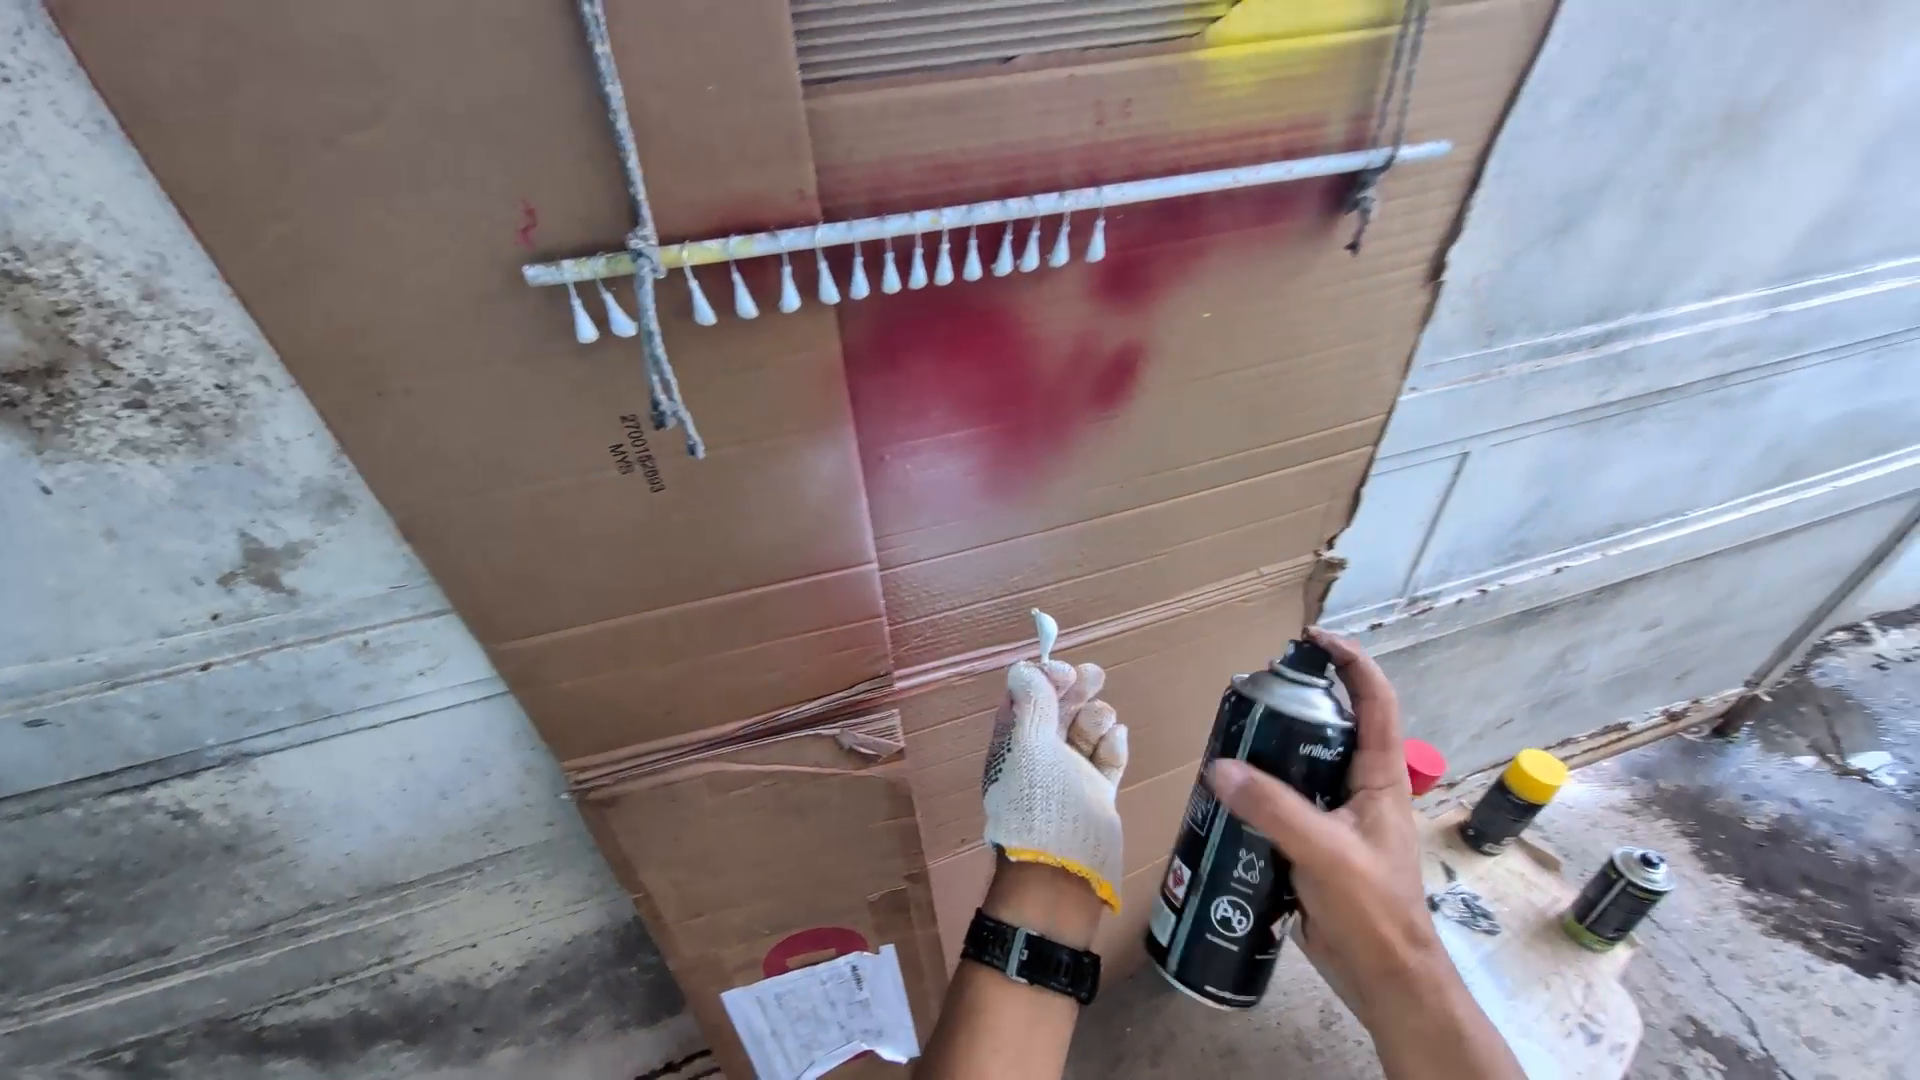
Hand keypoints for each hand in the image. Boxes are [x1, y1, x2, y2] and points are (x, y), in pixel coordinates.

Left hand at [982, 659, 1128, 911]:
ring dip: (1095, 719)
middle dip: (1076, 691)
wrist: (1063, 869)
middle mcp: (1039, 757)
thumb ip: (1032, 702)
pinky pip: (1106, 760)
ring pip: (1085, 732)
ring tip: (1103, 722)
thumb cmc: (1040, 800)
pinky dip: (1112, 746)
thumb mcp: (1029, 744)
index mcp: (1014, 743)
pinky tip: (1115, 741)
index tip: (1064, 670)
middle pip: (1059, 711)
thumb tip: (1023, 667)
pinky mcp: (1095, 793)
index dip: (1044, 679)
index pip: (1027, 699)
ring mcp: (1068, 776)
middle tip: (1095, 675)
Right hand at [1207, 629, 1522, 1078]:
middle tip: (1250, 691)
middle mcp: (1359, 787)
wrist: (1382, 979)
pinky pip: (1282, 802)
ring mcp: (1336, 815)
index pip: (1375, 701)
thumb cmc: (1374, 912)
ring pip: (1301, 764)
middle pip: (1331, 726)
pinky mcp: (1313, 842)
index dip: (1350, 661)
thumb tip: (1220, 767)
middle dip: (1295, 701)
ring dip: (1269, 746)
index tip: (1311, 639)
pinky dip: (1256, 789)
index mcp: (1379, 778)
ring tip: (1228, 735)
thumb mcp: (1327, 853)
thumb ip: (1275, 809)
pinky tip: (1226, 793)